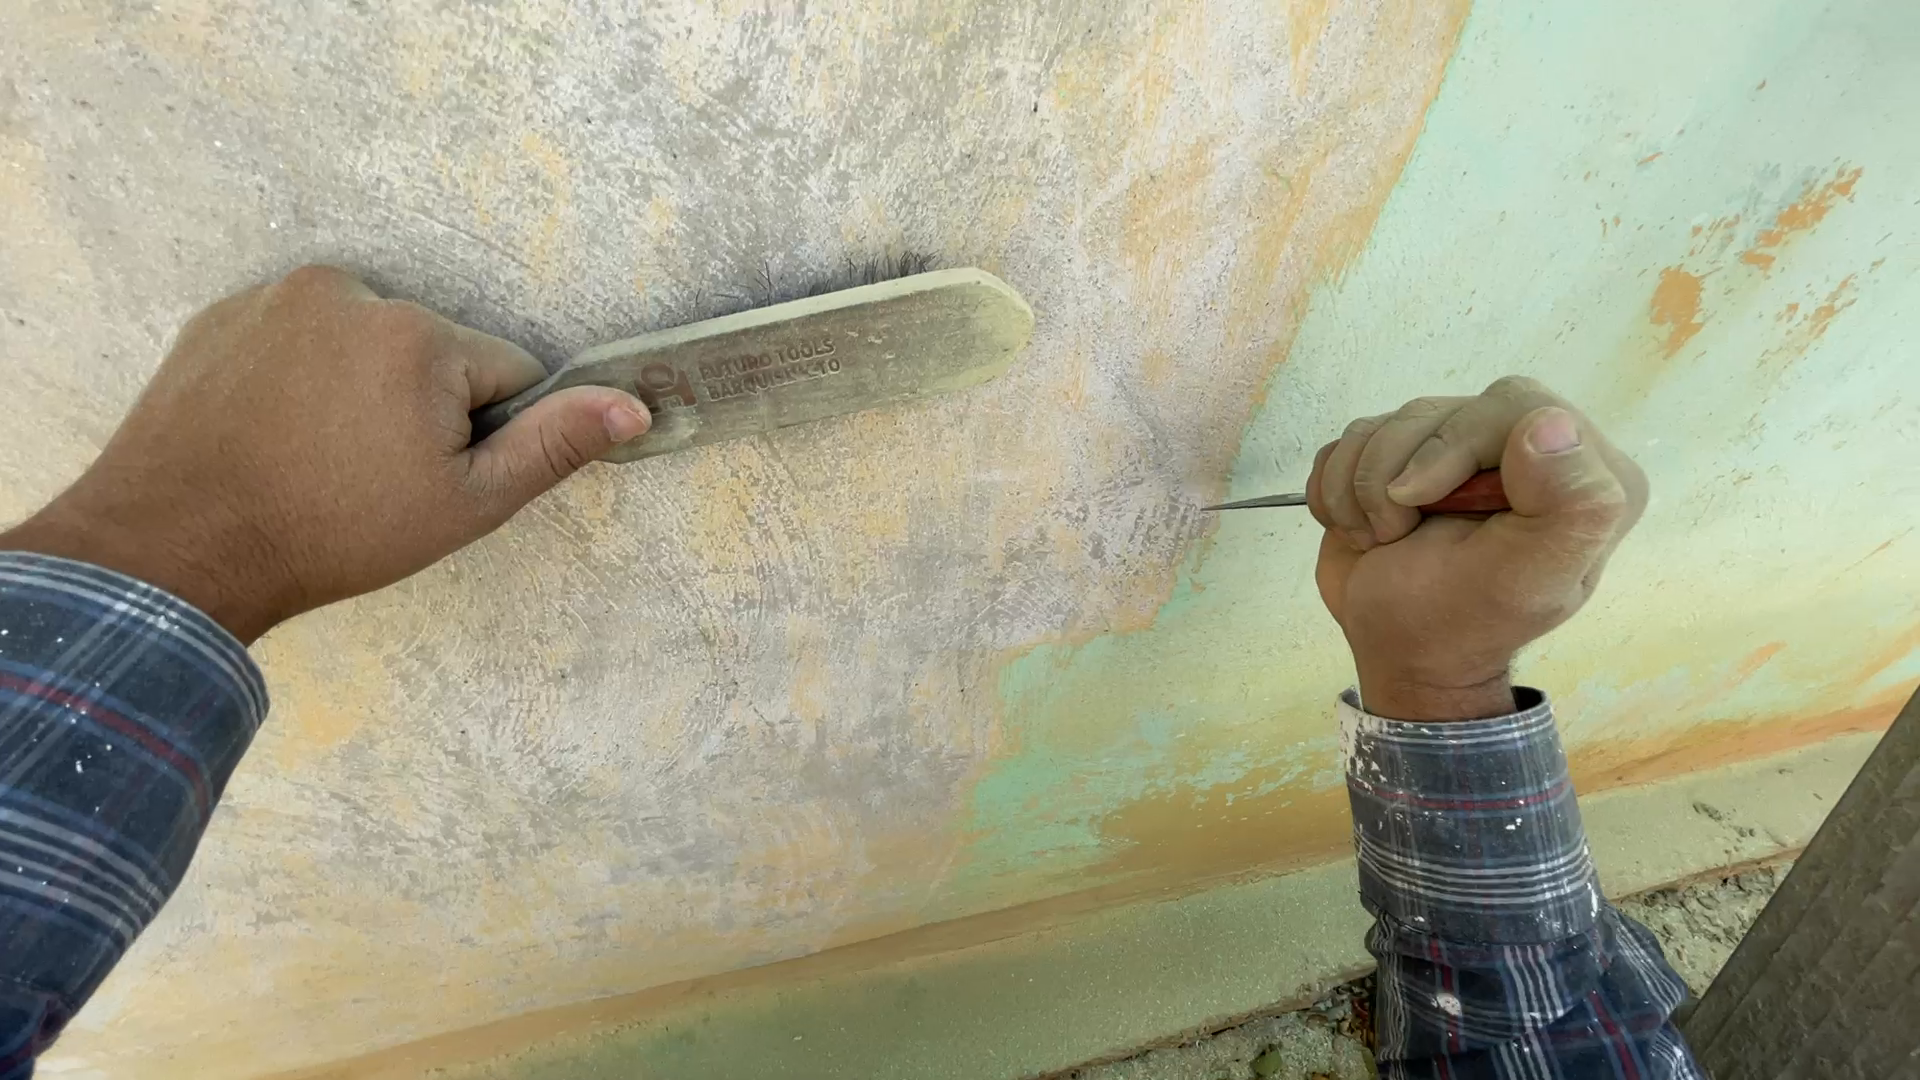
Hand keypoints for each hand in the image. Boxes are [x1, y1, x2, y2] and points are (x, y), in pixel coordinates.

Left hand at [1, 266, 650, 642]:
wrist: (175, 550)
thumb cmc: (344, 529)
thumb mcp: (474, 500)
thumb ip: (556, 444)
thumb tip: (635, 405)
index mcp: (419, 335)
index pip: (514, 374)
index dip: (496, 430)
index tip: (443, 470)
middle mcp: (351, 292)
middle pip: (448, 354)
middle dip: (439, 404)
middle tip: (387, 467)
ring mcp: (278, 295)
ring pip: (387, 343)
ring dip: (384, 387)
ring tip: (335, 450)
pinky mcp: (228, 311)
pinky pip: (321, 336)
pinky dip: (325, 373)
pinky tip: (293, 426)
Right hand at [1307, 376, 1647, 719]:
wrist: (1392, 645)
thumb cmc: (1457, 622)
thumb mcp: (1524, 578)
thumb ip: (1567, 506)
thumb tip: (1546, 424)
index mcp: (1574, 471)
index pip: (1507, 403)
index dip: (1448, 444)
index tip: (1415, 502)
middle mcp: (1509, 450)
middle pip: (1430, 411)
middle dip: (1387, 476)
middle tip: (1392, 534)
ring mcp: (1442, 453)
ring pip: (1377, 427)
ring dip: (1354, 491)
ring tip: (1376, 538)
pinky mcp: (1387, 463)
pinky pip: (1343, 444)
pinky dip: (1331, 490)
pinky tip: (1354, 528)